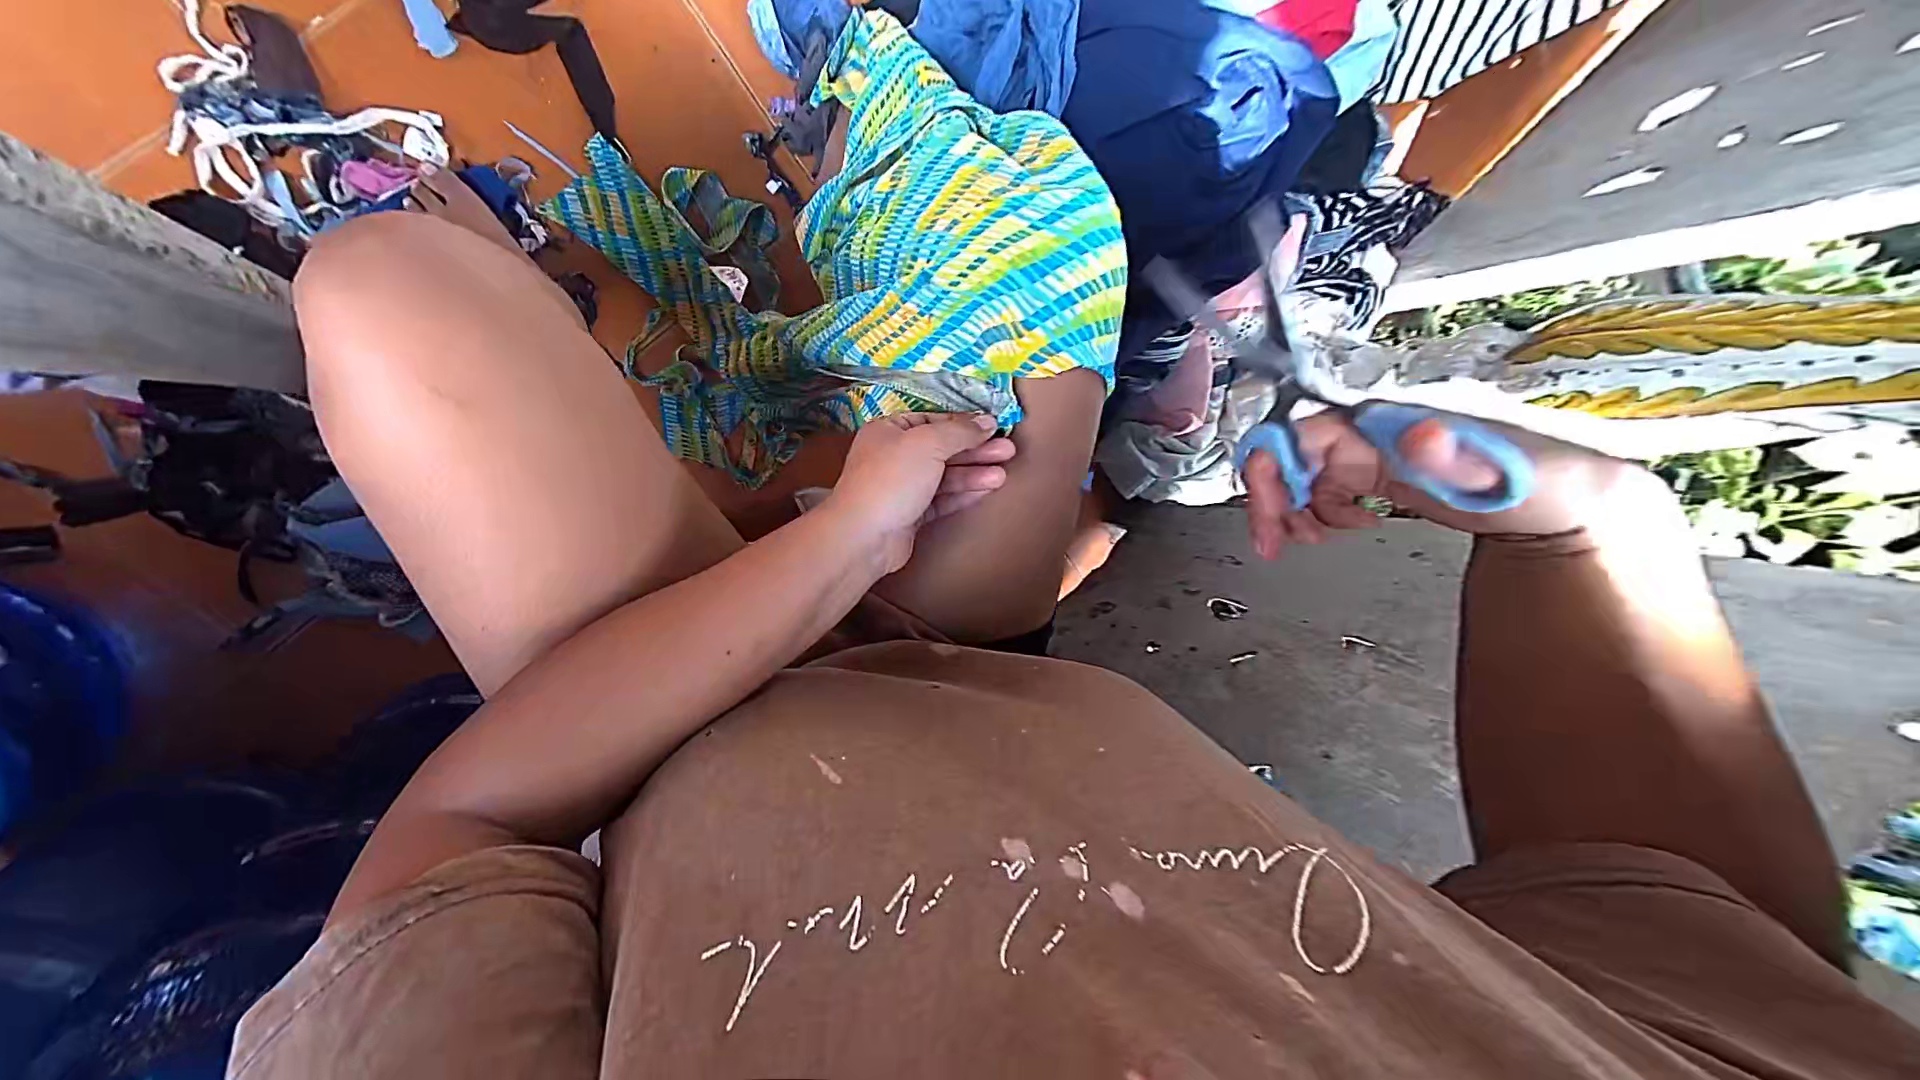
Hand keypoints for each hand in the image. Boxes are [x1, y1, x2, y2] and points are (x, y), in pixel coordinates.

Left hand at [823, 412, 1017, 573]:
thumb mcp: (929, 443)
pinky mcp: (910, 513)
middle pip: (942, 448)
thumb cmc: (890, 480)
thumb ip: (960, 431)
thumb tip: (986, 421)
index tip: (994, 426)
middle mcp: (894, 456)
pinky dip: (963, 493)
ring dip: (974, 473)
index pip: (933, 420)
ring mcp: (902, 486)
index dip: (965, 423)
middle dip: (976, 450)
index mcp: (890, 430)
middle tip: (1007, 450)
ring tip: (1003, 473)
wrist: (865, 536)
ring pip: (944, 475)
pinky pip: (941, 498)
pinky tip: (987, 489)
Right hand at [1245, 410, 1681, 559]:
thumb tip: (1412, 439)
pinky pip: (1330, 486)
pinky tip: (1336, 530)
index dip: (1276, 465)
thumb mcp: (1542, 485)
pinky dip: (1314, 510)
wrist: (1601, 530)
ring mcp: (1388, 459)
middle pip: (1297, 448)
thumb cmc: (1577, 505)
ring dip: (1288, 503)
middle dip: (1272, 490)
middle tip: (1274, 539)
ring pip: (1305, 468)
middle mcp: (1389, 437)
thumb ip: (1475, 461)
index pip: (1311, 429)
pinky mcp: (1391, 482)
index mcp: (1408, 429)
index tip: (1273, 515)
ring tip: (1300, 539)